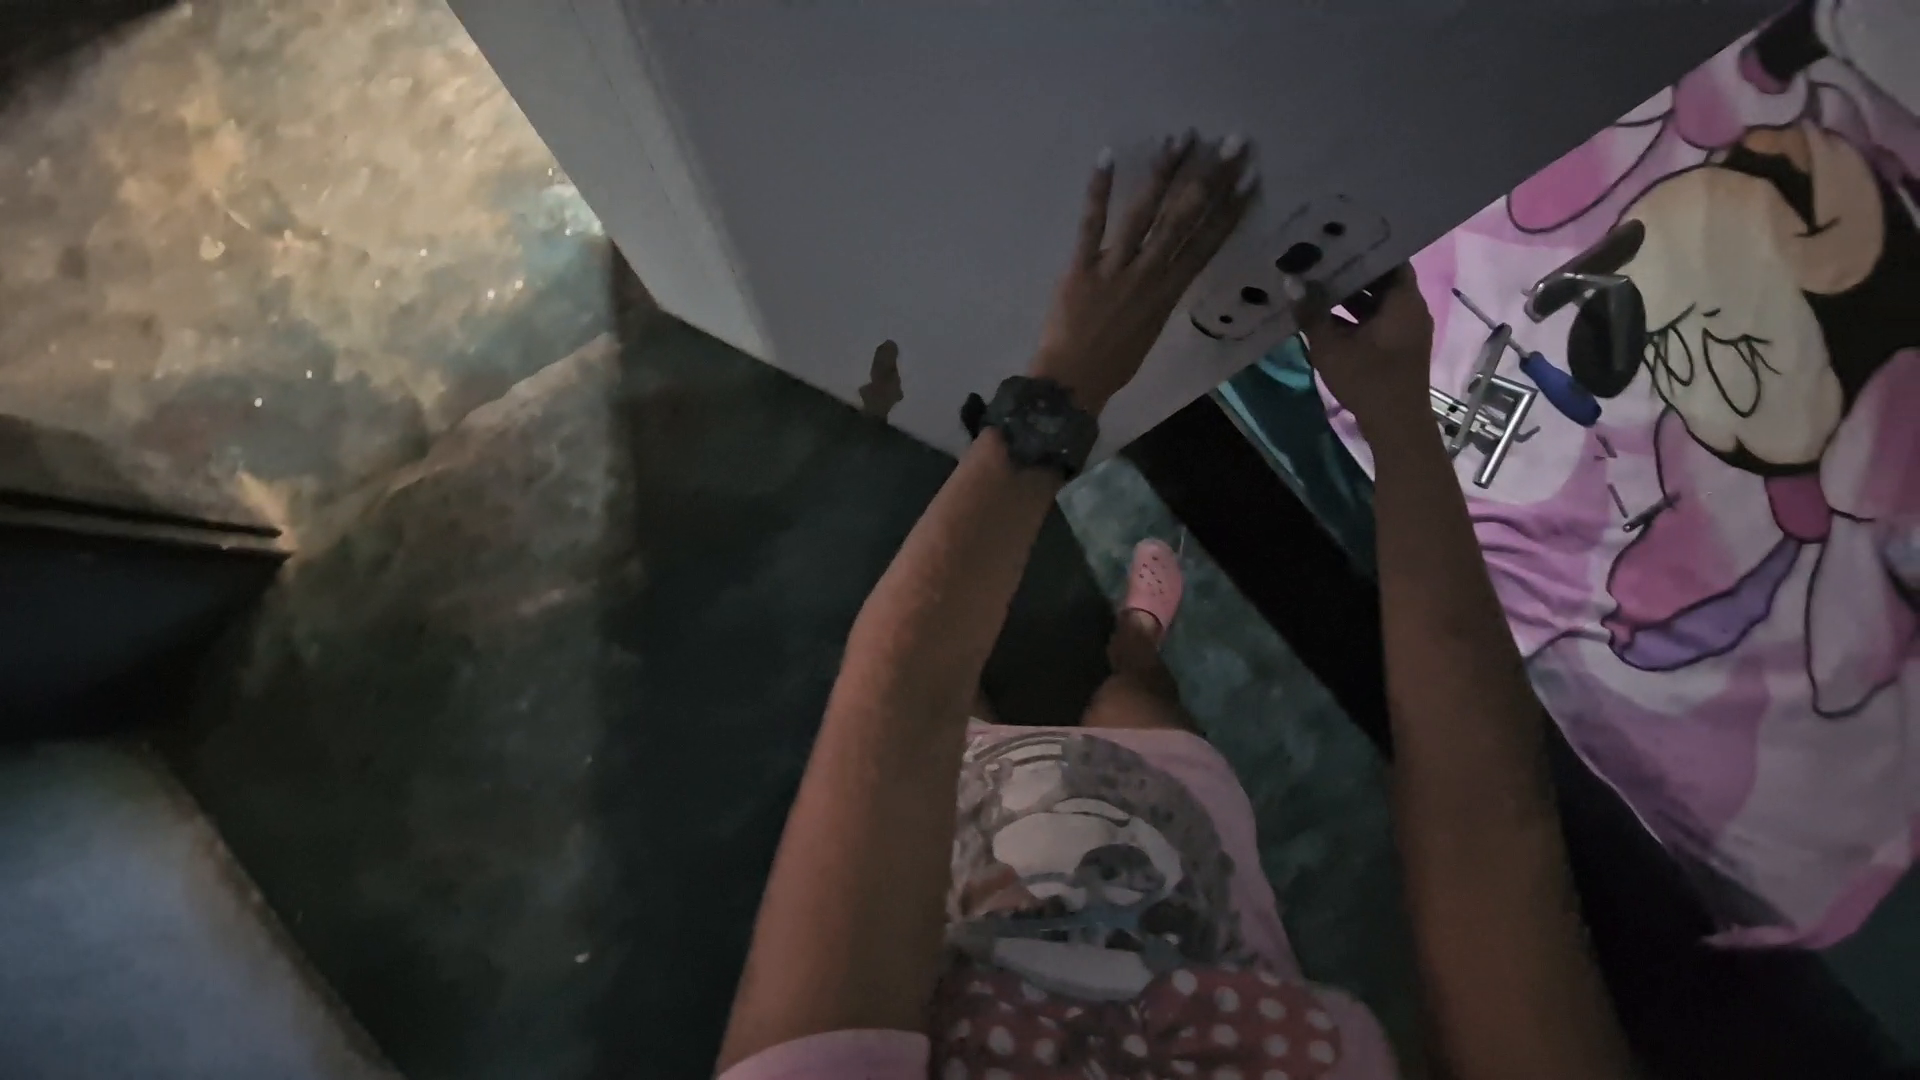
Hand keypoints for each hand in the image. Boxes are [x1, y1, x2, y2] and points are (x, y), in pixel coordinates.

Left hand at [1032, 131, 1256, 413]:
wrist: (1071, 384)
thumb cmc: (1111, 365)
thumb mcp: (1148, 332)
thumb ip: (1157, 298)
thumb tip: (1166, 272)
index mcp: (1167, 294)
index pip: (1206, 244)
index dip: (1229, 209)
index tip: (1250, 177)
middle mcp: (1147, 277)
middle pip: (1183, 221)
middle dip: (1210, 178)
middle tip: (1233, 141)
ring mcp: (1114, 271)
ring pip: (1144, 215)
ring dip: (1164, 172)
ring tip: (1181, 136)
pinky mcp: (1081, 269)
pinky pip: (1090, 225)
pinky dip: (1098, 191)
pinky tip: (1106, 156)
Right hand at [1295, 265, 1435, 437]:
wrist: (1395, 423)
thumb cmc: (1366, 379)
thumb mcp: (1331, 346)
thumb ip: (1311, 313)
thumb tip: (1291, 282)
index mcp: (1403, 300)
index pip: (1390, 259)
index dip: (1365, 249)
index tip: (1337, 241)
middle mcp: (1410, 309)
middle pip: (1382, 281)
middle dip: (1352, 273)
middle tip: (1320, 262)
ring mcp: (1406, 330)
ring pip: (1378, 303)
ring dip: (1350, 298)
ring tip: (1317, 288)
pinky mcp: (1398, 347)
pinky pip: (1377, 321)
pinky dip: (1356, 318)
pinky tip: (1327, 319)